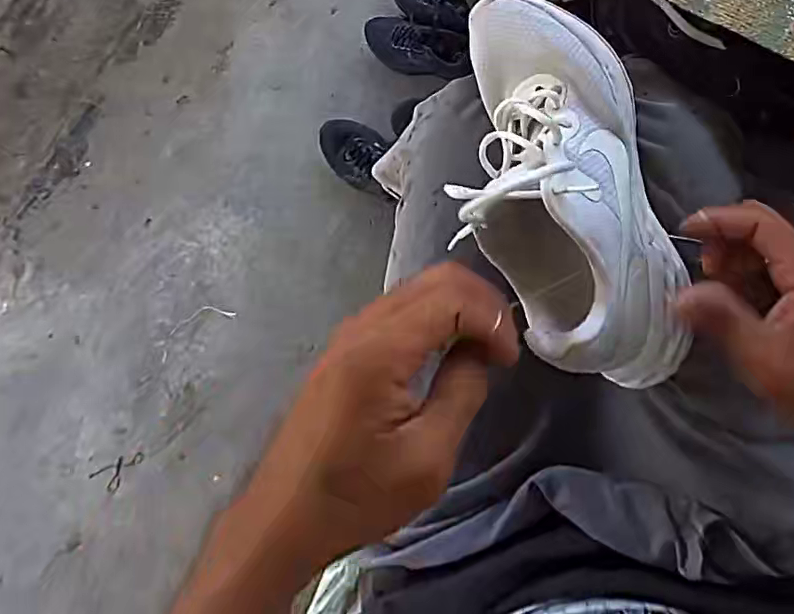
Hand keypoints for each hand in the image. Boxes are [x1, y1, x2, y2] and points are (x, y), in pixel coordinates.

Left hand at [174, 264, 518, 611]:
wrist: (284, 514)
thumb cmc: (356, 495)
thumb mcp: (427, 459)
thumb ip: (462, 392)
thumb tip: (479, 350)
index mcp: (381, 348)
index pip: (451, 295)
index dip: (492, 318)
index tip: (509, 361)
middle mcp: (364, 324)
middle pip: (436, 278)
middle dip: (481, 303)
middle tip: (503, 348)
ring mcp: (352, 329)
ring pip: (419, 287)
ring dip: (460, 306)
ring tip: (484, 348)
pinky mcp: (348, 342)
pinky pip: (402, 307)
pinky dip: (437, 314)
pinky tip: (450, 347)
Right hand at [675, 202, 793, 466]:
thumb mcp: (762, 359)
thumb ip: (720, 317)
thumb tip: (679, 296)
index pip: (758, 221)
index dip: (717, 219)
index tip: (684, 233)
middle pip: (761, 228)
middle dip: (724, 241)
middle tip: (704, 273)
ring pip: (765, 249)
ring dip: (734, 262)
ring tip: (718, 295)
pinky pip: (774, 272)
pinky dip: (748, 279)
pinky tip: (737, 306)